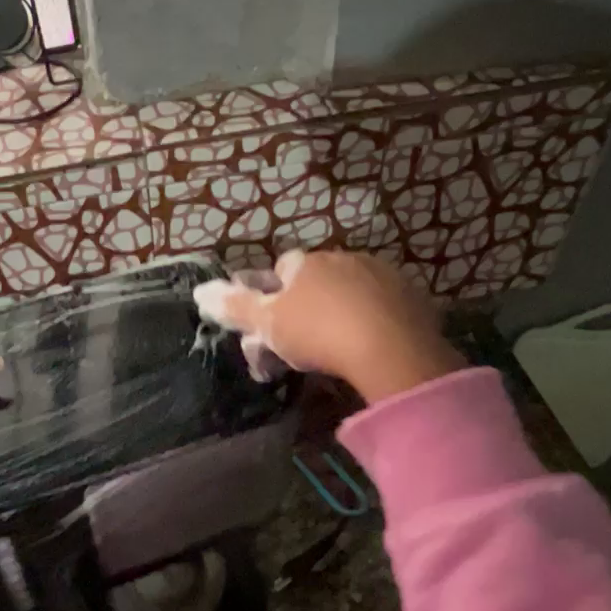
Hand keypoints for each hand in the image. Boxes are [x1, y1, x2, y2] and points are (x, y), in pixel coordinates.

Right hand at [193, 250, 465, 402]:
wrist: (391, 348)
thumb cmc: (318, 332)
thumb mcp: (268, 323)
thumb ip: (235, 307)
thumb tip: (199, 291)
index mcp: (306, 262)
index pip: (281, 270)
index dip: (273, 298)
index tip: (273, 327)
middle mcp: (343, 258)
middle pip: (316, 280)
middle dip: (307, 306)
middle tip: (302, 347)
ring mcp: (381, 275)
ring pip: (350, 292)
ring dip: (340, 313)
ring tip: (337, 352)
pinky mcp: (411, 297)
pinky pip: (382, 307)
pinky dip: (372, 323)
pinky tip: (369, 350)